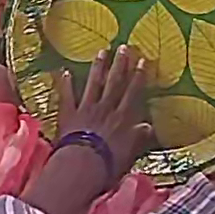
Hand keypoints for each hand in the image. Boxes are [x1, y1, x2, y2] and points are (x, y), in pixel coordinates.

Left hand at [54, 47, 152, 184]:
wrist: (80, 167)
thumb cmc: (107, 165)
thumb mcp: (129, 153)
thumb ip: (138, 137)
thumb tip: (149, 126)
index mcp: (122, 117)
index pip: (132, 93)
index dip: (138, 76)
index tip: (142, 60)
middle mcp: (105, 108)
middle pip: (114, 83)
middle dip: (120, 64)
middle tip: (123, 47)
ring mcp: (86, 109)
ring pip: (94, 84)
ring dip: (98, 67)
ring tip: (101, 51)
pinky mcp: (69, 114)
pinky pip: (67, 96)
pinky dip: (66, 84)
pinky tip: (65, 71)